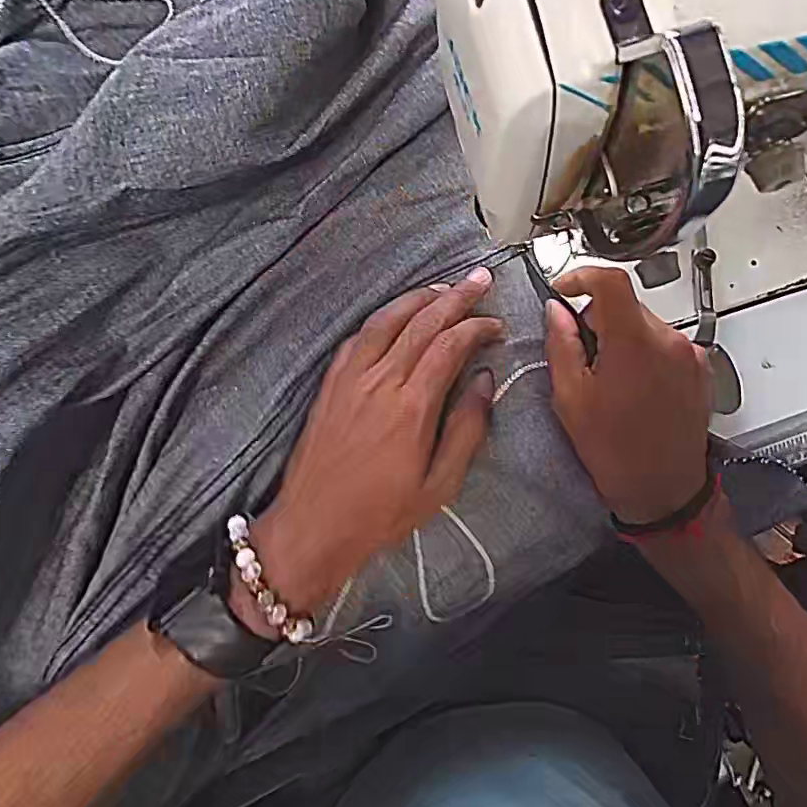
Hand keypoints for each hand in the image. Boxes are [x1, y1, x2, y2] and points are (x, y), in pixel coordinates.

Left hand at [240, 267, 502, 629]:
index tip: (495, 326)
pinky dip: (382, 318)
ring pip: (387, 321)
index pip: (450, 346)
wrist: (312, 527)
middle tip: (478, 279)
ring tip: (442, 288)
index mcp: (412, 406)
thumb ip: (466, 428)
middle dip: (455, 296)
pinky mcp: (330, 385)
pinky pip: (358, 337)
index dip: (477, 328)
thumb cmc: (378, 514)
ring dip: (417, 298)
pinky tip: (394, 316)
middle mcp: (380, 381)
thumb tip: (485, 382)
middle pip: (422, 322)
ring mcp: (350, 379)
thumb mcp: (439, 485)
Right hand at [545, 266, 710, 524]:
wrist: (663, 490)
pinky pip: (663, 343)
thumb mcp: (571, 398)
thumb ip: (562, 344)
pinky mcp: (699, 368)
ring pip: (644, 323)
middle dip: (599, 319)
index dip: (582, 277)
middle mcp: (668, 342)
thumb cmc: (619, 454)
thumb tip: (557, 312)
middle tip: (584, 354)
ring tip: (612, 380)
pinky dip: (644, 352)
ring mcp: (688, 355)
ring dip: (622, 337)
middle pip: (625, 303)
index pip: (611, 281)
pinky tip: (634, 387)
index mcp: (634, 344)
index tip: (566, 289)